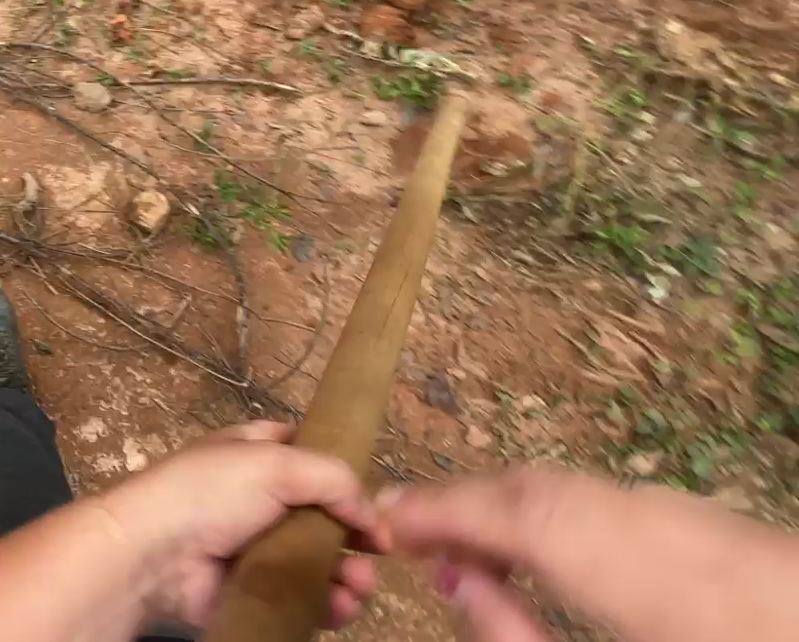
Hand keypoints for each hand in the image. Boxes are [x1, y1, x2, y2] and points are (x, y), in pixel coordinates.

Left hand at [94, 420, 383, 628]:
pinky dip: (330, 602)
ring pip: (322, 558)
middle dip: (355, 531)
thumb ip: (330, 477)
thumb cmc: (208, 492)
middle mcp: (255, 494)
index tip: (373, 495)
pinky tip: (340, 604)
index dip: (339, 469)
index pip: (301, 448)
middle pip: (322, 511)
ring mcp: (256, 542)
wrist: (156, 552)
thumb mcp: (270, 461)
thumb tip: (370, 511)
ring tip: (358, 583)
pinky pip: (307, 596)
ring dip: (350, 572)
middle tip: (376, 549)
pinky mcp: (258, 587)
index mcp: (250, 451)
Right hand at [382, 467, 798, 641]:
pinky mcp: (738, 536)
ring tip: (471, 545)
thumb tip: (454, 578)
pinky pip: (619, 502)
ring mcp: (714, 530)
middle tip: (412, 535)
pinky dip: (561, 511)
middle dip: (463, 502)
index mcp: (652, 584)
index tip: (377, 518)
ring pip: (576, 488)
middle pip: (538, 489)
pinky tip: (550, 549)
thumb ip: (520, 632)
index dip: (435, 507)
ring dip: (507, 504)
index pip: (515, 513)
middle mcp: (677, 535)